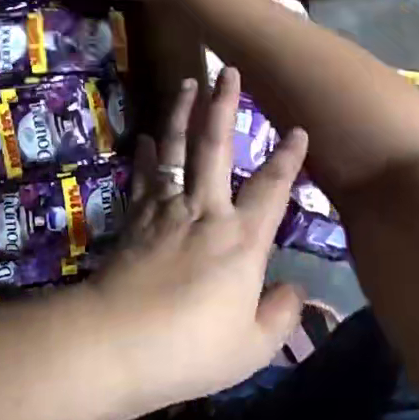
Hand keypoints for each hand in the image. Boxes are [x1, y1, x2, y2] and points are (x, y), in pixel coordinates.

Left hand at [83, 68, 309, 407]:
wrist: (120, 338)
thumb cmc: (193, 348)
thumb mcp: (252, 347)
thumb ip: (280, 315)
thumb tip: (297, 290)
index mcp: (242, 240)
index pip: (272, 189)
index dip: (288, 158)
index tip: (298, 129)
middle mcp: (205, 210)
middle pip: (216, 146)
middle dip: (224, 105)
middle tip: (229, 71)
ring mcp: (166, 206)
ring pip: (175, 147)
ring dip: (182, 112)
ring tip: (187, 83)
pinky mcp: (137, 214)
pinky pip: (144, 174)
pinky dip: (145, 152)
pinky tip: (144, 136)